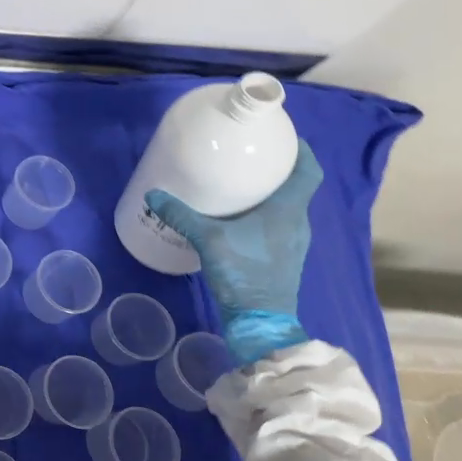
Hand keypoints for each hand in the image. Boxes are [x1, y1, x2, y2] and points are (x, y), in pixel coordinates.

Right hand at [144, 139, 322, 365]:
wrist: (261, 323)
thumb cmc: (244, 273)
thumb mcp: (208, 240)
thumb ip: (181, 215)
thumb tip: (153, 194)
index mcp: (288, 211)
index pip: (308, 173)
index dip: (302, 152)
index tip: (286, 137)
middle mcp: (297, 223)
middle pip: (295, 188)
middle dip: (277, 170)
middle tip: (249, 156)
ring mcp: (292, 243)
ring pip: (286, 207)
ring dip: (269, 194)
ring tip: (240, 183)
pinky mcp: (282, 257)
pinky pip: (277, 224)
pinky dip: (263, 213)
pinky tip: (236, 217)